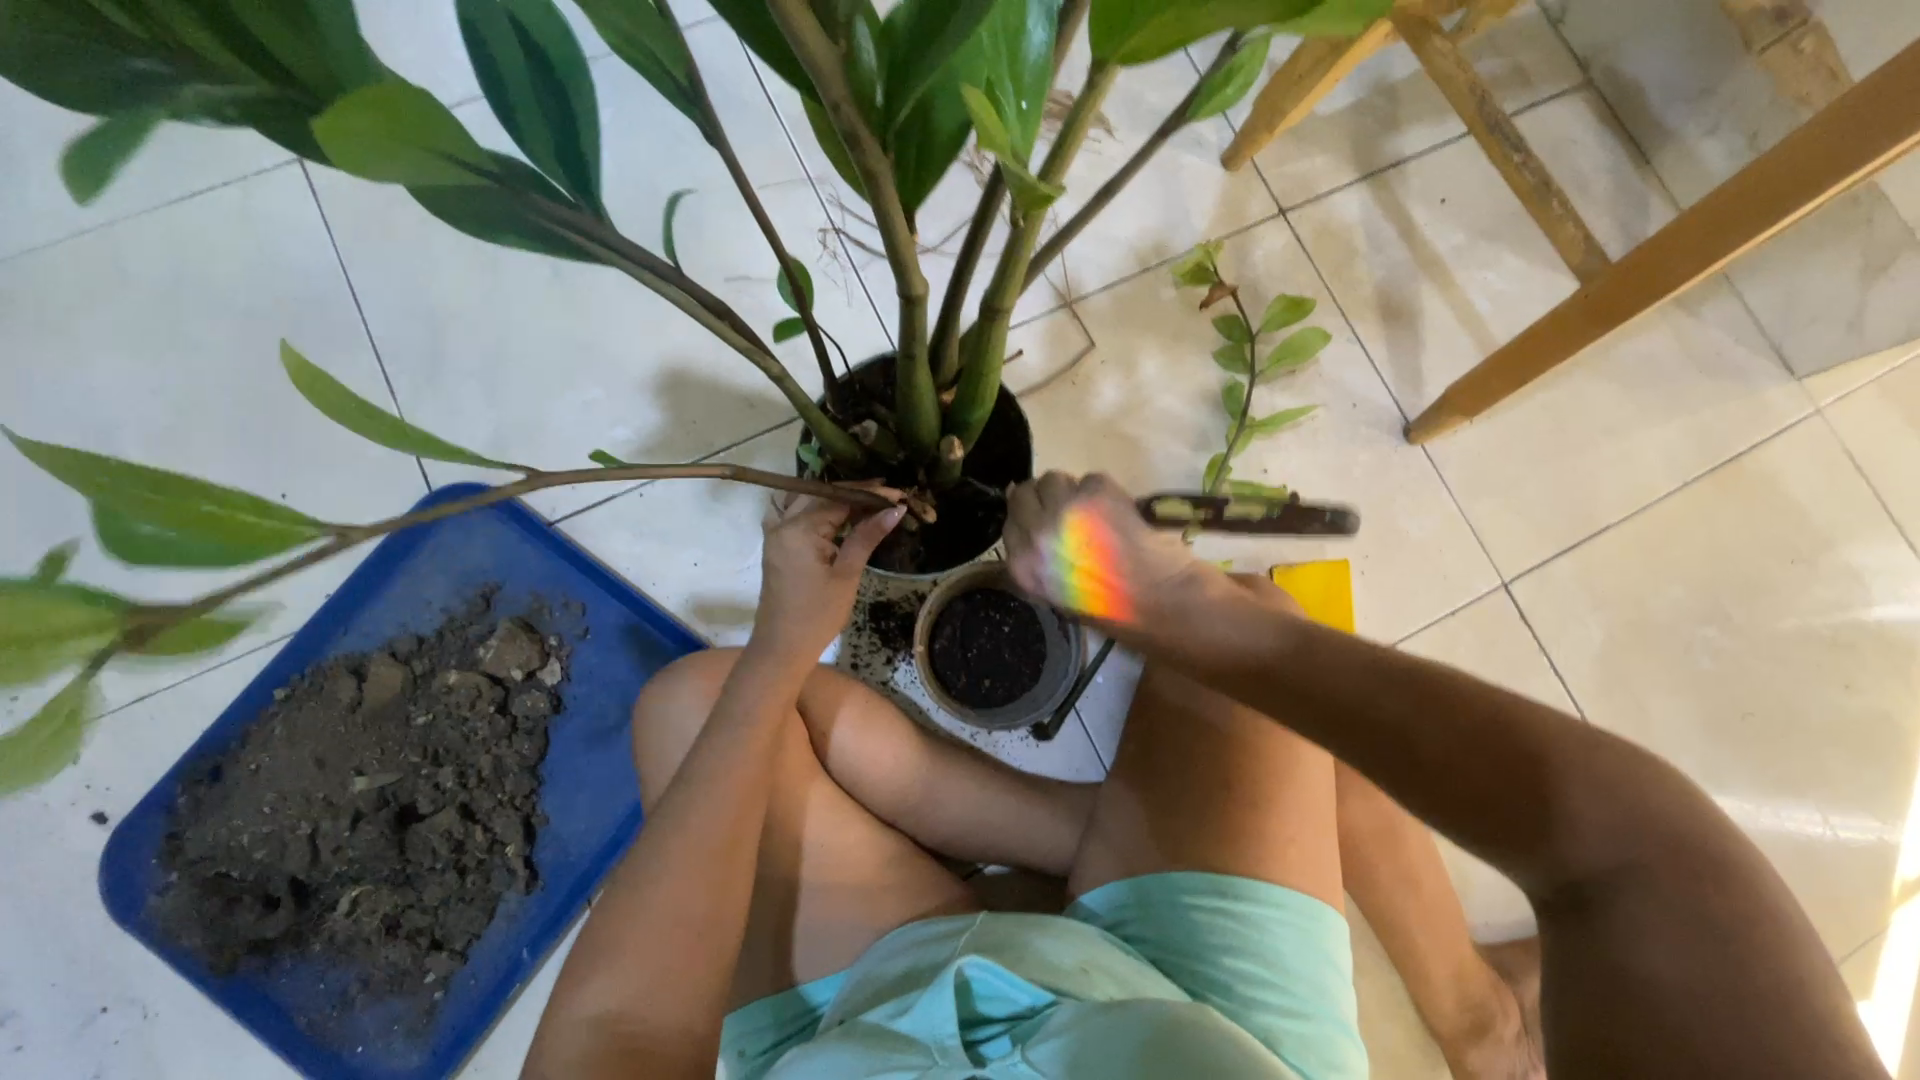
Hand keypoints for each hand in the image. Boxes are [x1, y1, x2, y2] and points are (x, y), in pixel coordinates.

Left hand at [751, 488, 905, 659]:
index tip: (897, 494)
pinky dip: (812, 507)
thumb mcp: (847, 575)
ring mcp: (775, 533)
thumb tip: (895, 510)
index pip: (839, 499)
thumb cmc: (818, 615)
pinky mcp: (775, 544)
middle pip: (821, 494)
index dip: (869, 494)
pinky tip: (831, 512)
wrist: (782, 647)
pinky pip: (791, 512)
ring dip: (832, 497)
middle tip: (886, 497)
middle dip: (853, 492)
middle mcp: (783, 524)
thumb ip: (867, 537)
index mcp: (800, 529)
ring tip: (863, 502)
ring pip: (805, 500)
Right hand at [1003, 472, 1235, 644]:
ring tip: (1093, 510)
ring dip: (1070, 490)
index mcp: (1023, 566)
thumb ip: (1037, 561)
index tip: (1044, 519)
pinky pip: (1090, 479)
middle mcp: (1036, 534)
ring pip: (1054, 479)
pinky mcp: (1095, 492)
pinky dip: (1102, 492)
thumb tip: (1031, 527)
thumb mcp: (1055, 596)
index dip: (1028, 515)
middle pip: (1024, 493)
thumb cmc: (1109, 608)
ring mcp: (1064, 509)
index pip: (1009, 521)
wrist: (1156, 598)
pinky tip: (1117, 512)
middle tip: (1067, 509)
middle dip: (1043, 498)